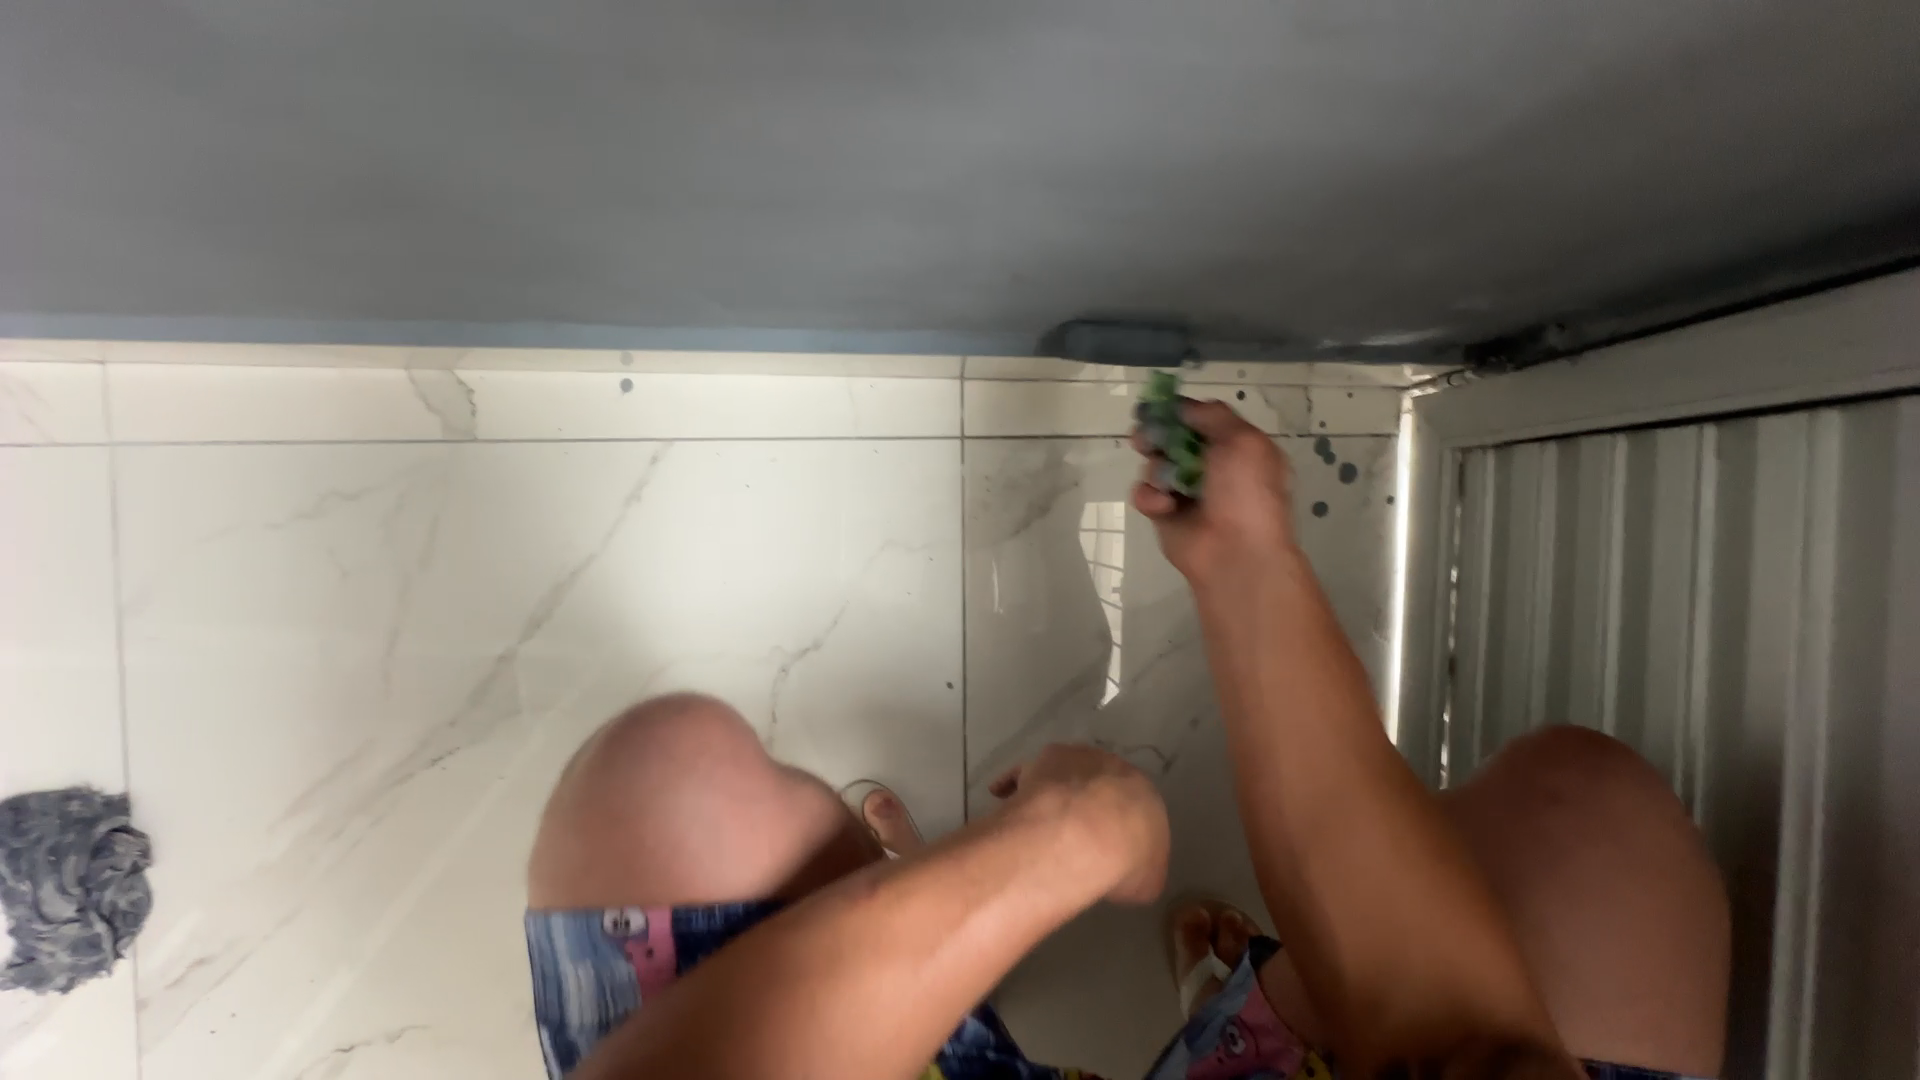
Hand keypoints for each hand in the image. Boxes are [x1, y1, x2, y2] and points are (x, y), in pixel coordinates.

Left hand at [989, 744, 1170, 903]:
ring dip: (1051, 790)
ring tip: (1033, 819)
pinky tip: (1001, 794)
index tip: (1099, 845)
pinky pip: (1027, 770)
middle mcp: (1114, 768)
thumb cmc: (1126, 861)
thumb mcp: (1145, 881)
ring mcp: (1080, 758)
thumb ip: (1136, 873)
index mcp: (1144, 796)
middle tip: (1066, 832)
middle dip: (1082, 804)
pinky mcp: (1049, 756)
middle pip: (1095, 784)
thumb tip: (1121, 876)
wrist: (1093, 831)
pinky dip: (1014, 782)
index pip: (1130, 808)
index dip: (1112, 827)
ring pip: (1062, 773)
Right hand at [1132, 398, 1298, 592]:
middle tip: (1143, 438)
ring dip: (1156, 468)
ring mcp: (1186, 491)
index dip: (1178, 411)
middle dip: (1156, 435)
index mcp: (1237, 449)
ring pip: (1155, 464)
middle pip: (1172, 440)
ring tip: (1166, 481)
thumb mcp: (1244, 441)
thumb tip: (1185, 407)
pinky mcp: (1164, 514)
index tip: (1156, 406)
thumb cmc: (1246, 493)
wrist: (1235, 552)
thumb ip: (1213, 416)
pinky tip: (1165, 506)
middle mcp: (1212, 468)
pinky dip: (1150, 496)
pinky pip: (1145, 494)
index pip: (1202, 420)